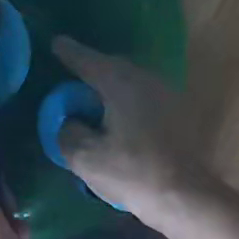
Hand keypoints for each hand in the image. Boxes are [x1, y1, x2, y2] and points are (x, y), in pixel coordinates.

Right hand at [51, 36, 217, 227]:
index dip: (68, 53)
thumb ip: (68, 133)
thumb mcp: (86, 158)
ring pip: (131, 82)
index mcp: (120, 82)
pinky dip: (128, 103)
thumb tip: (68, 123)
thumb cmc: (132, 173)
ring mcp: (167, 95)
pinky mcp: (178, 116)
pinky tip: (120, 118)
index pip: (88, 60)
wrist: (183, 195)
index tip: (55, 43)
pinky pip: (144, 99)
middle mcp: (146, 79)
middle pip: (113, 67)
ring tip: (95, 99)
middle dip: (92, 69)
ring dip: (112, 87)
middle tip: (73, 76)